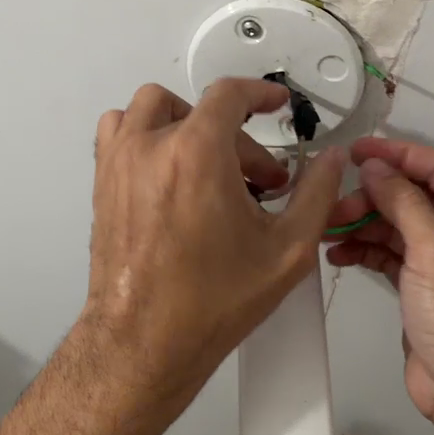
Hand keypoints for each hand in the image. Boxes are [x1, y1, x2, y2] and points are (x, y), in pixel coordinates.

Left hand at [84, 80, 345, 408]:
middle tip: (258, 180)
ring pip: (150, 110)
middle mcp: (150, 148)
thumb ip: (317, 195)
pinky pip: (119, 134)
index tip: (275, 103)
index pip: (230, 95)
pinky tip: (172, 175)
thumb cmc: (212, 301)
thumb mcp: (287, 251)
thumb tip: (332, 161)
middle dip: (235, 136)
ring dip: (185, 125)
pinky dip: (146, 137)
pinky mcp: (102, 185)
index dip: (260, 93)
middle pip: (198, 109)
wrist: (145, 341)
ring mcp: (118, 164)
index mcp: (197, 154)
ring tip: (210, 166)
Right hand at [324, 138, 433, 421]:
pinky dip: (364, 250)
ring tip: (327, 231)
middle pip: (412, 196)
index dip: (396, 154)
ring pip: (396, 224)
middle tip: (333, 207)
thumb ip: (403, 201)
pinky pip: (389, 253)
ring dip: (362, 224)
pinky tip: (338, 254)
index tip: (353, 151)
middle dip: (372, 197)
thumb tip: (374, 166)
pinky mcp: (422, 285)